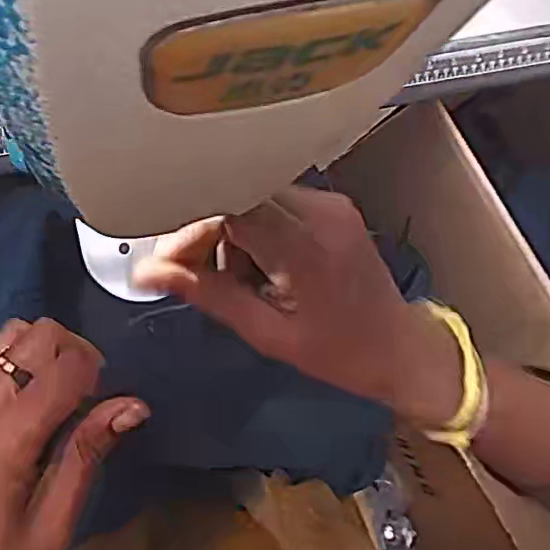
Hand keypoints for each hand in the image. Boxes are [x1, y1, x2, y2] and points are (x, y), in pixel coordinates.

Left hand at [0, 317, 148, 549]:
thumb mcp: (56, 523)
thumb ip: (89, 451)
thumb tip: (133, 405)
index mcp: (4, 441)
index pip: (64, 368)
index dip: (99, 373)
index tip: (111, 402)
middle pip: (36, 334)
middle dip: (75, 352)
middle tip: (92, 396)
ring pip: (10, 334)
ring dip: (46, 350)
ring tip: (64, 393)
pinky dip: (20, 359)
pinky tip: (33, 400)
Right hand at [132, 187, 461, 426]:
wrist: (401, 347)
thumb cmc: (338, 352)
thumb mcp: (265, 332)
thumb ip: (207, 294)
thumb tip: (148, 274)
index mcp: (306, 247)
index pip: (228, 210)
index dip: (189, 230)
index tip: (170, 261)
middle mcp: (321, 211)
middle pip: (235, 198)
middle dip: (205, 234)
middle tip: (192, 273)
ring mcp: (328, 203)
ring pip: (248, 197)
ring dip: (228, 233)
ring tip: (237, 279)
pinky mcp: (329, 203)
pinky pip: (269, 202)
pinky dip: (250, 230)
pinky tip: (257, 264)